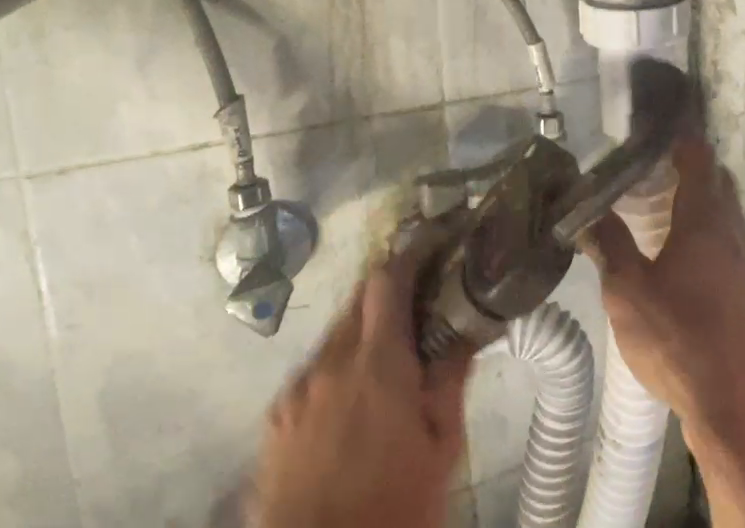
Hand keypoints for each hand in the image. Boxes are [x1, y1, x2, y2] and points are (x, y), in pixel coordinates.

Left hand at [253, 244, 470, 527]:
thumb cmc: (394, 507)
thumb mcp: (442, 445)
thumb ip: (451, 375)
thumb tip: (469, 323)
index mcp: (377, 364)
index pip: (389, 280)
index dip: (414, 254)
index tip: (438, 244)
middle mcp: (329, 363)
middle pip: (359, 301)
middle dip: (392, 292)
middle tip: (427, 303)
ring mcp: (295, 391)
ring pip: (335, 336)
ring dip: (366, 332)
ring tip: (397, 359)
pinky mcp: (275, 419)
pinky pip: (314, 371)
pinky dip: (340, 367)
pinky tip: (358, 400)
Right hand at [587, 131, 744, 527]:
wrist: (736, 404)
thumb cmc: (678, 339)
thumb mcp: (628, 292)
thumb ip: (609, 245)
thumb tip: (587, 209)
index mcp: (705, 220)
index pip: (699, 158)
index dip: (679, 140)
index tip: (651, 134)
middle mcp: (732, 232)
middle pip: (716, 182)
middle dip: (688, 169)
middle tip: (648, 172)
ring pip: (725, 214)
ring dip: (699, 203)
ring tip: (658, 211)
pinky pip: (727, 242)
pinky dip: (706, 233)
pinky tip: (679, 259)